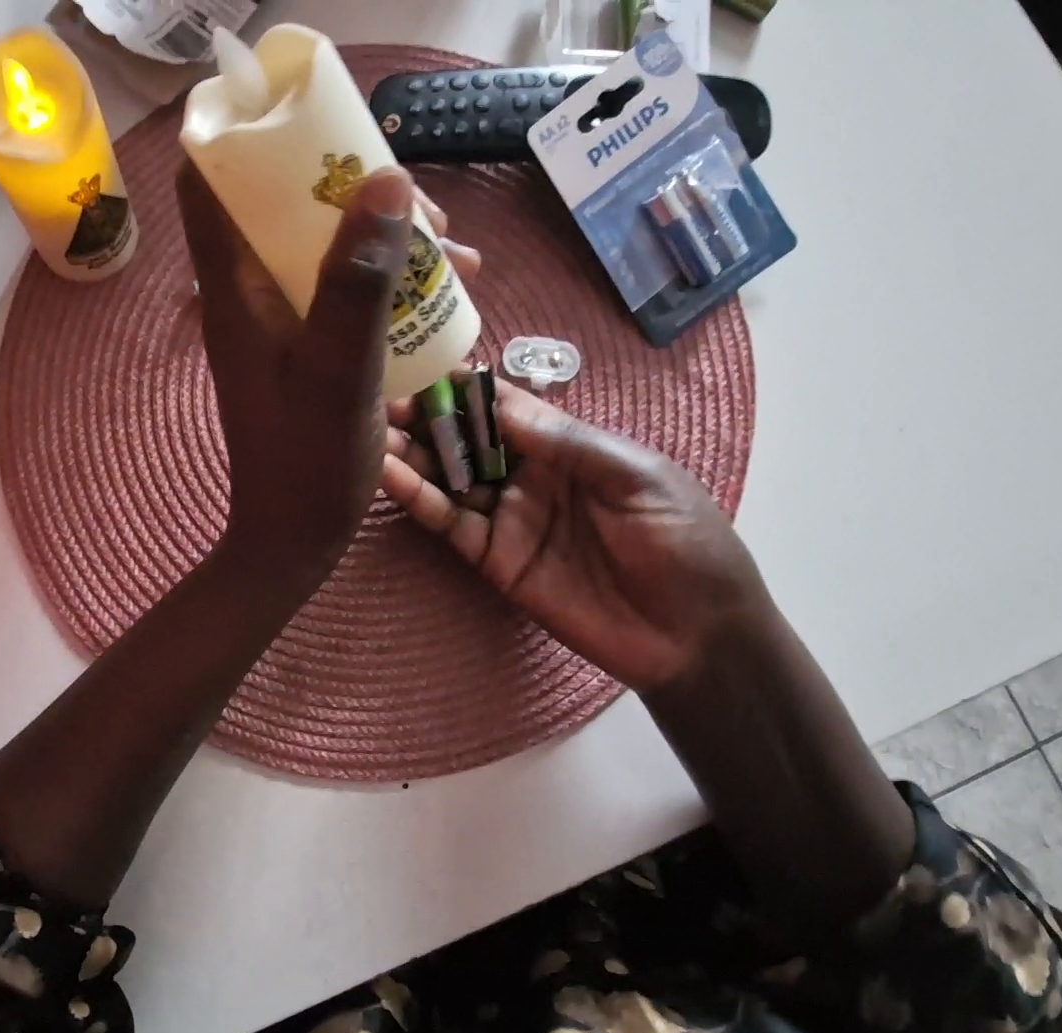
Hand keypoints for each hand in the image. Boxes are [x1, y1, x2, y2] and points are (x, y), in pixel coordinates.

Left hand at [177, 163, 478, 586]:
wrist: (293, 538)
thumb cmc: (307, 461)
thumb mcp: (338, 367)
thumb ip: (357, 278)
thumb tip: (389, 180)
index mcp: (233, 287)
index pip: (209, 180)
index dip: (249, 136)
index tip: (319, 125)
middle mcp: (246, 294)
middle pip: (285, 206)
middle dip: (355, 190)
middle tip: (428, 215)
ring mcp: (275, 323)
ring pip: (323, 249)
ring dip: (385, 239)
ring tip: (455, 260)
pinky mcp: (303, 349)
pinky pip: (341, 292)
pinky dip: (385, 283)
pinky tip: (439, 299)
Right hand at [383, 381, 768, 690]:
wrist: (692, 637)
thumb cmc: (684, 543)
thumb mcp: (637, 477)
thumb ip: (567, 441)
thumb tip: (499, 401)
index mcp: (569, 447)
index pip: (505, 407)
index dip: (466, 387)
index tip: (421, 366)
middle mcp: (529, 476)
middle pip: (467, 439)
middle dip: (427, 417)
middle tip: (379, 399)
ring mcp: (507, 518)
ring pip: (448, 478)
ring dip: (411, 453)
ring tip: (369, 430)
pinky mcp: (492, 558)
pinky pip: (448, 522)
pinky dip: (417, 499)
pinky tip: (388, 474)